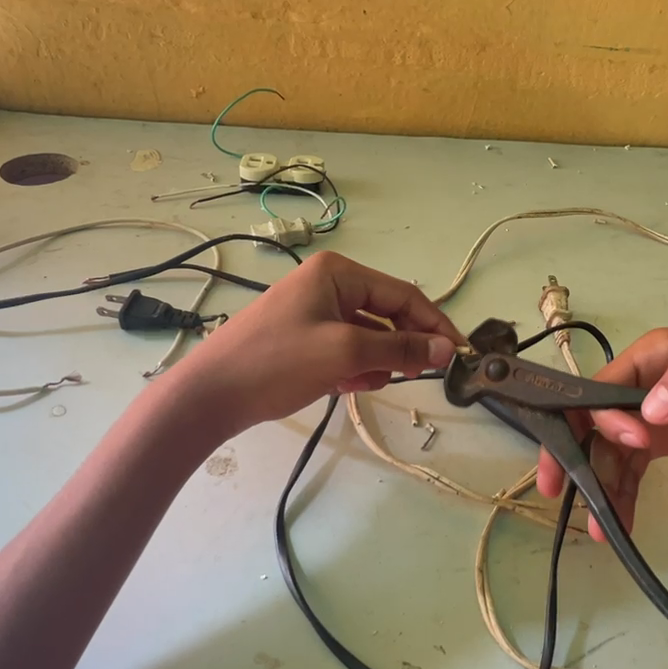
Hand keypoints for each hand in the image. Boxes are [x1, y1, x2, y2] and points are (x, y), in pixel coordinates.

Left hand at [165, 251, 460, 433]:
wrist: (209, 396)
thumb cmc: (277, 363)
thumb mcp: (346, 353)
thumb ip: (401, 348)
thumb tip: (446, 348)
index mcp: (338, 273)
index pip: (404, 295)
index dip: (435, 324)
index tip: (458, 354)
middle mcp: (329, 284)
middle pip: (388, 313)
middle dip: (402, 345)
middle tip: (417, 376)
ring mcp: (314, 310)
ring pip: (369, 334)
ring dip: (377, 360)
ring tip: (365, 383)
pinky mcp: (304, 337)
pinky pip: (347, 347)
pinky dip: (355, 367)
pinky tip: (346, 387)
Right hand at [535, 328, 667, 539]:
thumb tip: (651, 409)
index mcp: (653, 356)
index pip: (610, 384)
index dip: (605, 413)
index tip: (630, 442)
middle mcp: (640, 383)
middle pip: (593, 417)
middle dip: (574, 452)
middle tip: (556, 487)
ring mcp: (644, 415)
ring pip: (606, 449)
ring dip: (598, 485)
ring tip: (599, 527)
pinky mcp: (654, 443)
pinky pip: (626, 469)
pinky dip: (619, 494)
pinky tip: (620, 522)